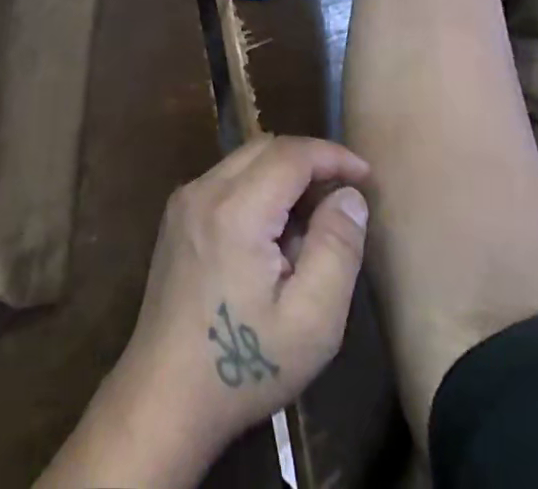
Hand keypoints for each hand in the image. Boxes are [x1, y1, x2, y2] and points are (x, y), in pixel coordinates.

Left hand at [37, 136, 370, 488]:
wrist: (169, 388)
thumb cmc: (248, 361)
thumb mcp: (313, 318)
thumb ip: (336, 247)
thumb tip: (349, 196)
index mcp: (234, 210)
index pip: (289, 154)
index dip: (332, 156)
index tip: (368, 175)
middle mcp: (201, 192)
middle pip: (261, 148)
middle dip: (308, 160)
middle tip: (347, 195)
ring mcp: (182, 203)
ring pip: (240, 163)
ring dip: (281, 175)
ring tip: (315, 221)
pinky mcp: (175, 219)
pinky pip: (222, 182)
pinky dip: (256, 188)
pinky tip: (275, 233)